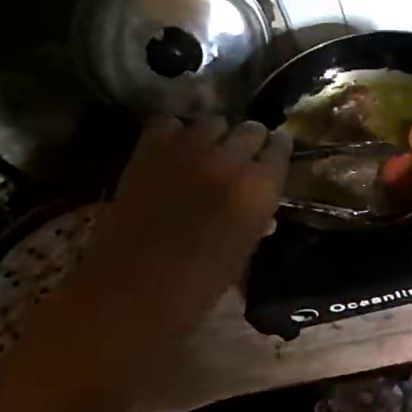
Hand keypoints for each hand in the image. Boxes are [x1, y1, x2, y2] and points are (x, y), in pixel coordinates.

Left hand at [77, 117, 291, 334]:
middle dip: (247, 141)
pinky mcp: (153, 146)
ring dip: (213, 137)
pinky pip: (170, 123)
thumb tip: (263, 211)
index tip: (271, 155)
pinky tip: (170, 153)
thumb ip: (256, 221)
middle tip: (237, 158)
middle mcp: (231, 158)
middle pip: (249, 129)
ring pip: (213, 122)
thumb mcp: (241, 253)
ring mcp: (190, 147)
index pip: (280, 148)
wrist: (132, 289)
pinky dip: (173, 134)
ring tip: (203, 153)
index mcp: (260, 187)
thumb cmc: (197, 286)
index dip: (276, 151)